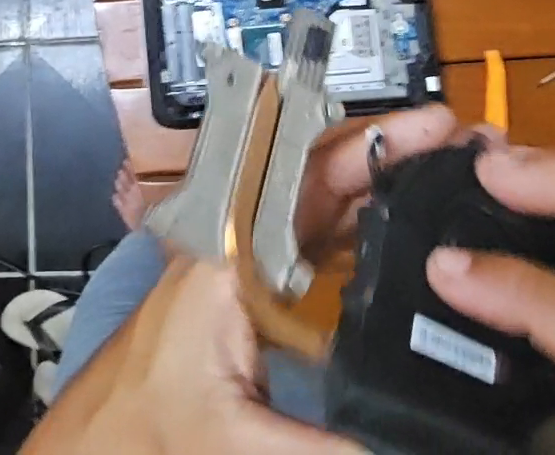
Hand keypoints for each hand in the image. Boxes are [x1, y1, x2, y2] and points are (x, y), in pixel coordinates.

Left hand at [24, 104, 456, 453]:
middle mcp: (241, 244)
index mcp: (232, 256)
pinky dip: (358, 227)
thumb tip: (403, 436)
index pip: (301, 177)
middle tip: (446, 137)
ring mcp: (250, 263)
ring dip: (374, 184)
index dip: (362, 147)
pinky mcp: (257, 287)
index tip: (419, 131)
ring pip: (319, 204)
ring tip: (435, 171)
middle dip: (381, 152)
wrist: (108, 434)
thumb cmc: (147, 421)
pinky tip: (397, 229)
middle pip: (317, 179)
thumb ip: (322, 444)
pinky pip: (315, 242)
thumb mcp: (235, 439)